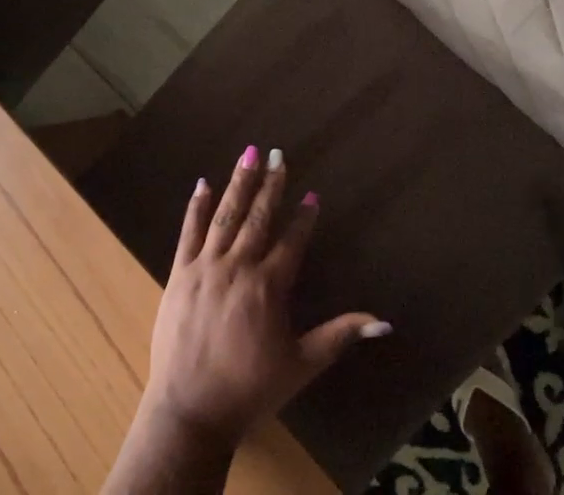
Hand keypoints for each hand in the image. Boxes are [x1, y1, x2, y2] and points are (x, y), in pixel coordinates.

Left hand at [140, 146, 389, 446]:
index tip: (312, 194)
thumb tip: (384, 322)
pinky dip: (196, 206)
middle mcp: (237, 268)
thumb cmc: (251, 389)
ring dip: (238, 184)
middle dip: (271, 185)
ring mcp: (205, 268)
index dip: (303, 218)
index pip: (292, 241)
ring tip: (248, 154)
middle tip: (278, 154)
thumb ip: (340, 336)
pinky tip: (203, 184)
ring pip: (225, 216)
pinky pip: (188, 232)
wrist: (190, 408)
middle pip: (258, 218)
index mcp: (269, 287)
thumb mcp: (302, 364)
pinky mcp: (179, 274)